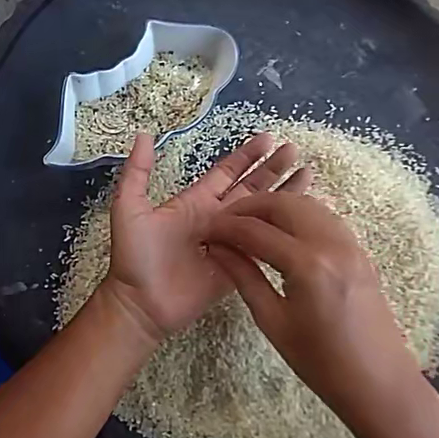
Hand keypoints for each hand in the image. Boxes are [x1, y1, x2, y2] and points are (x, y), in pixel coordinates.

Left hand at [103, 131, 309, 338]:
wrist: (141, 304)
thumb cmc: (134, 256)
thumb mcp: (130, 207)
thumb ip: (138, 171)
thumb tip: (143, 133)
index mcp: (195, 203)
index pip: (227, 172)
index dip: (247, 155)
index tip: (268, 139)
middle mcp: (217, 219)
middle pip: (252, 188)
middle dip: (273, 169)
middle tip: (295, 151)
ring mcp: (230, 244)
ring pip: (263, 214)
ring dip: (284, 195)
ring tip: (308, 176)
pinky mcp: (239, 268)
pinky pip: (264, 247)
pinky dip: (284, 233)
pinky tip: (303, 222)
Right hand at [204, 192, 430, 437]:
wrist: (380, 384)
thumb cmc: (321, 363)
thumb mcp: (273, 322)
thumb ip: (244, 277)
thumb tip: (217, 248)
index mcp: (307, 265)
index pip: (255, 231)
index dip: (224, 227)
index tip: (204, 231)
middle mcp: (331, 243)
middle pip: (282, 204)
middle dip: (248, 208)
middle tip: (223, 223)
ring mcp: (350, 243)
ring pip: (305, 204)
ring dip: (273, 207)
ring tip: (248, 225)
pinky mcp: (359, 249)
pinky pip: (323, 217)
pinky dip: (297, 214)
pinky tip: (280, 232)